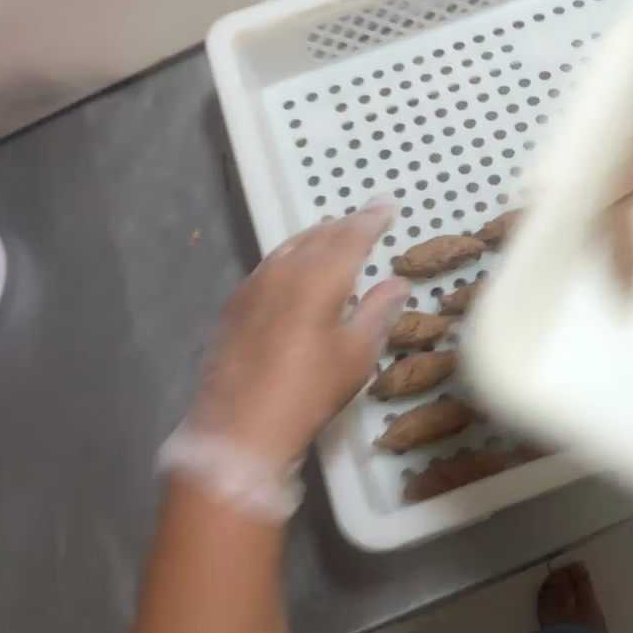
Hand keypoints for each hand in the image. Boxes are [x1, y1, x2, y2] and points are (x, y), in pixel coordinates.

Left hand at [185, 205, 408, 464]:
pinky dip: (292, 257)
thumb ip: (378, 312)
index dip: (372, 219)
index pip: (351, 236)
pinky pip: (270, 266)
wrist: (240, 427)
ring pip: (290, 248)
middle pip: (319, 236)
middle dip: (345, 224)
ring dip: (316, 237)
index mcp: (319, 277)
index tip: (387, 205)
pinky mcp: (235, 306)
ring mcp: (254, 286)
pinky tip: (295, 270)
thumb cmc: (309, 391)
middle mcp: (284, 271)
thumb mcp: (357, 355)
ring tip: (333, 234)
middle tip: (366, 217)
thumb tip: (398, 283)